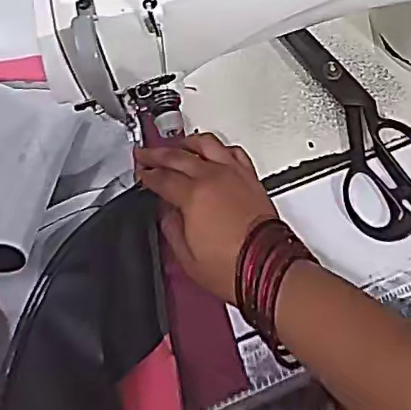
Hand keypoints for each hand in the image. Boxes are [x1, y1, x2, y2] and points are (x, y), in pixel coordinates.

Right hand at [134, 134, 276, 304]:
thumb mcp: (188, 258)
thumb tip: (167, 214)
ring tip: (179, 145)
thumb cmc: (234, 266)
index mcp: (193, 195)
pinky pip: (233, 151)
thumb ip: (171, 229)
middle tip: (147, 154)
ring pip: (206, 144)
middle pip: (178, 155)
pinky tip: (215, 151)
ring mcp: (233, 174)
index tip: (142, 172)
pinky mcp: (250, 177)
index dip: (148, 174)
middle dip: (157, 153)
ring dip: (187, 142)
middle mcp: (212, 178)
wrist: (268, 267)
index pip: (162, 178)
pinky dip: (220, 148)